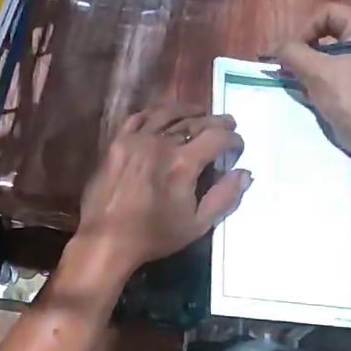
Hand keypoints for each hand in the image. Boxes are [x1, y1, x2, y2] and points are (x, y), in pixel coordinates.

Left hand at [71, 105, 250, 280]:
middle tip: (227, 123)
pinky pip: (136, 119)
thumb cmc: (153, 236)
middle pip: (193, 122)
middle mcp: (160, 143)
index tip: (238, 146)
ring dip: (186, 111)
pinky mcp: (116, 144)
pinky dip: (152, 114)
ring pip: (165, 115)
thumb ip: (224, 197)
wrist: (106, 240)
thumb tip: (245, 173)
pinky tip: (160, 115)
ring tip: (198, 112)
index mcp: (182, 162)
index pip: (217, 137)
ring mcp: (135, 140)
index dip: (233, 139)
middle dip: (215, 122)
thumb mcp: (197, 224)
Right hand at [266, 3, 350, 158]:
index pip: (330, 12)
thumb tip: (276, 47)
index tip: (293, 50)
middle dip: (302, 48)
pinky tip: (307, 95)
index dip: (307, 26)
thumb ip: (293, 53)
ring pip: (326, 57)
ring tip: (294, 82)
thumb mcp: (318, 72)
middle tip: (286, 67)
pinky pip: (330, 75)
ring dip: (305, 66)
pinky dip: (314, 80)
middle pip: (326, 34)